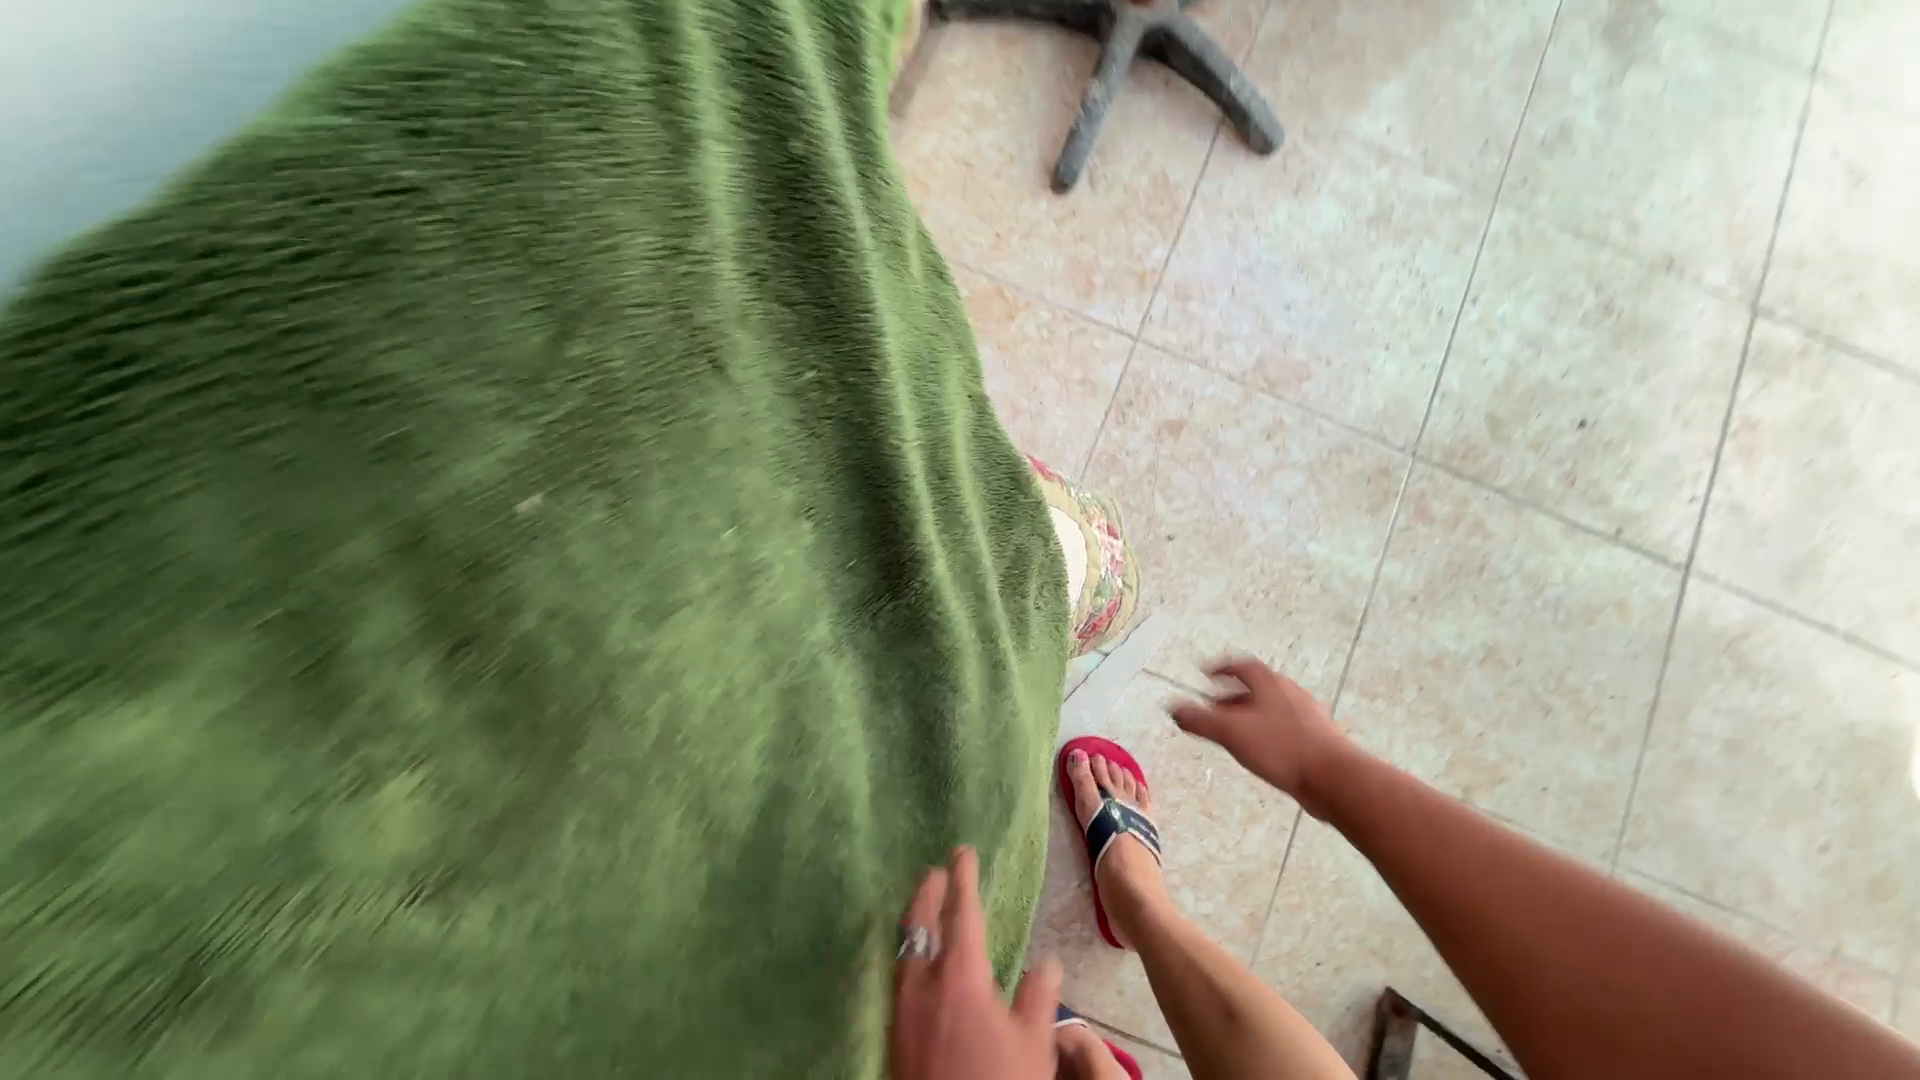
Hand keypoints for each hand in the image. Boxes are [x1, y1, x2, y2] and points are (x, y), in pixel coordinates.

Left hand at [887, 847, 1061, 1079]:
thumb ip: (1040, 998)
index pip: (961, 913)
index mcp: (960, 975)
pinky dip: (908, 952)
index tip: (962, 852)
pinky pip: (898, 974)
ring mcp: (901, 1007)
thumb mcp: (1033, 1046)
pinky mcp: (891, 1032)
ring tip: (924, 907)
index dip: (962, 879)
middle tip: (936, 871)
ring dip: (915, 920)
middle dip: (928, 893)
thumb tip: (1050, 964)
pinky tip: (915, 962)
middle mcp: (923, 982)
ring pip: (904, 948)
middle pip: (920, 924)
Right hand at [1170, 658, 1356, 818]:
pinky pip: (1285, 728)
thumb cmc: (1281, 748)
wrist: (1335, 778)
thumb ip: (1199, 720)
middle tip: (1214, 709)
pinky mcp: (1318, 739)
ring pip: (1272, 709)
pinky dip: (1267, 733)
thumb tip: (1173, 708)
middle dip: (1233, 696)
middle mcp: (1290, 693)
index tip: (1206, 674)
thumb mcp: (1230, 733)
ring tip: (1234, 734)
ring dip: (1250, 717)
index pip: (1242, 666)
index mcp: (1269, 683)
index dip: (1222, 668)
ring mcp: (1307, 716)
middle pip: (1257, 688)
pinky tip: (1262, 754)